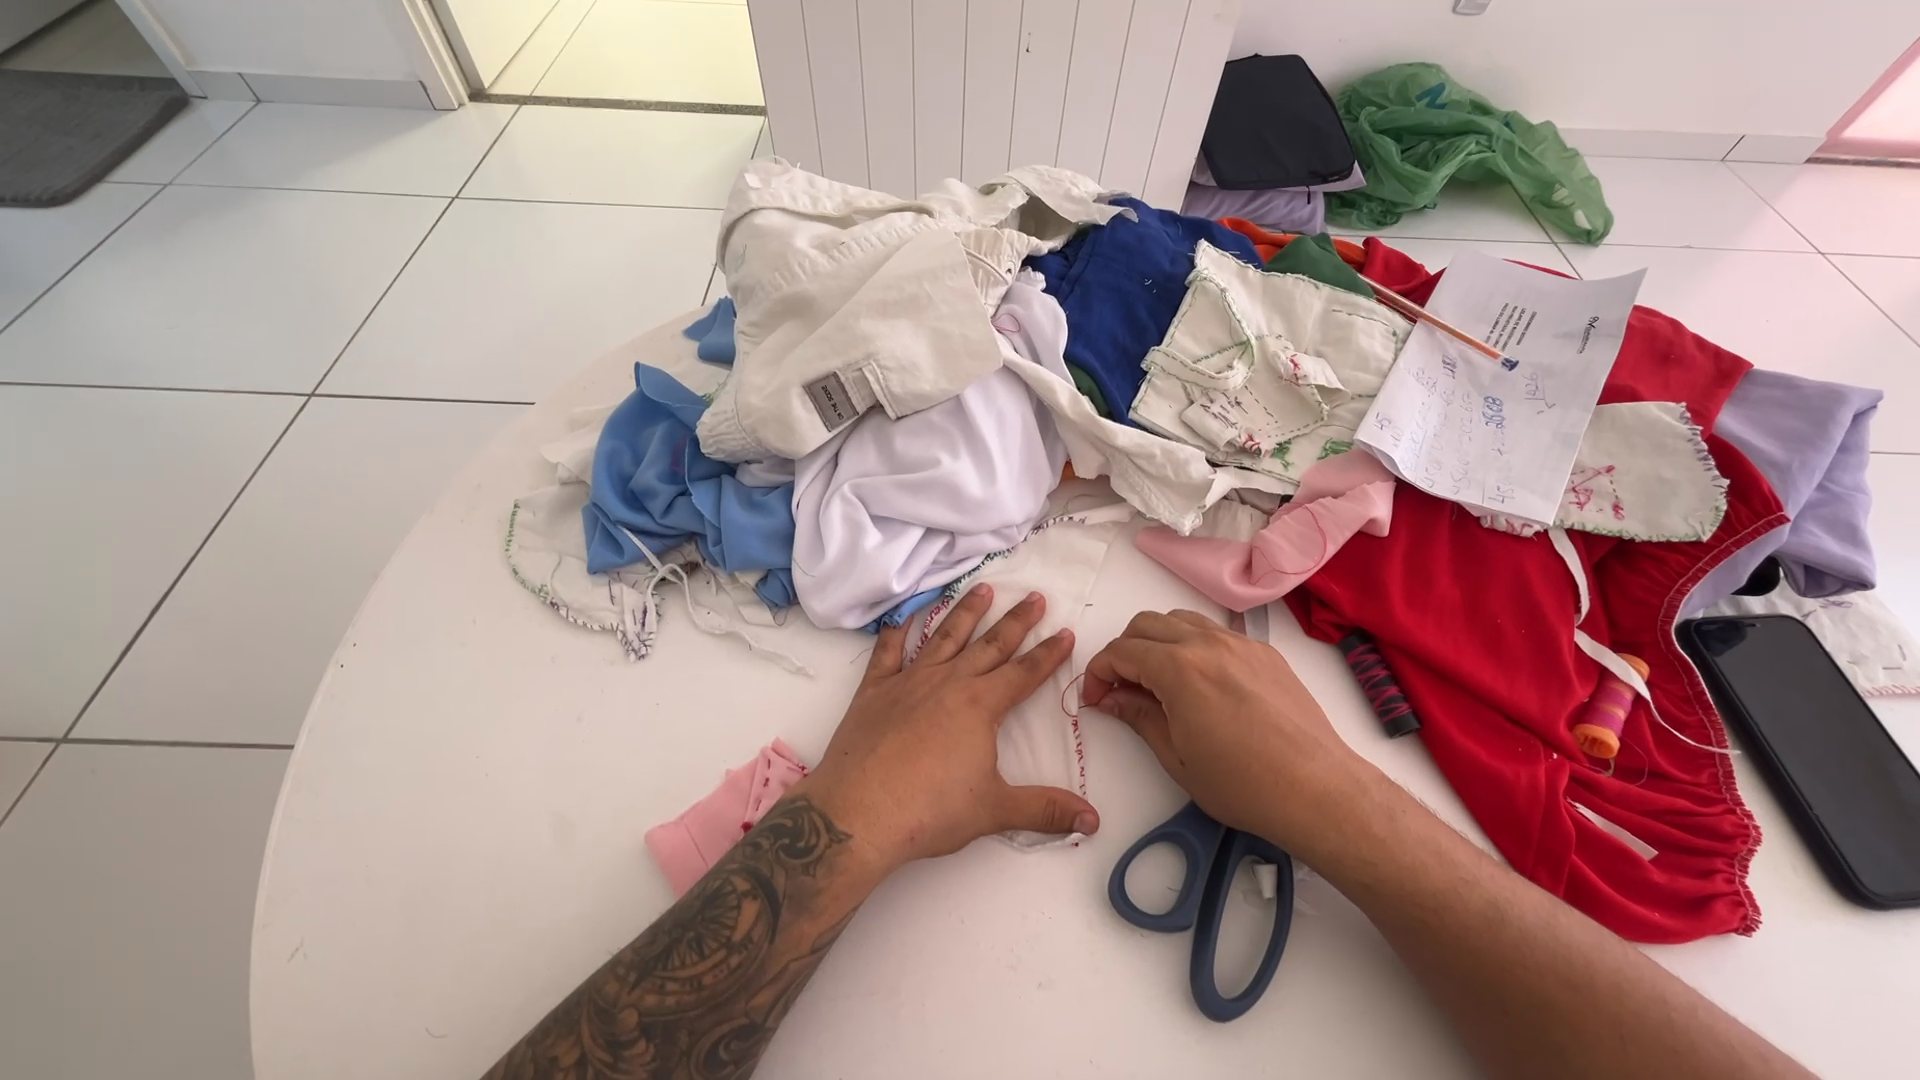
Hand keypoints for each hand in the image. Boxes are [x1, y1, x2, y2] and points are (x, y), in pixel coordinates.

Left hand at [801, 584, 1099, 873]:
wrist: (858, 813)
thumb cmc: (929, 811)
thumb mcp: (994, 810)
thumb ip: (1045, 809)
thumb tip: (1093, 820)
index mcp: (980, 706)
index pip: (1024, 673)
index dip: (1048, 653)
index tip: (1065, 631)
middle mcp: (947, 683)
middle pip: (989, 644)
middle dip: (1015, 620)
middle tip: (1034, 596)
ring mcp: (908, 682)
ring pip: (944, 636)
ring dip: (965, 612)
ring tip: (982, 588)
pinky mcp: (874, 690)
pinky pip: (888, 651)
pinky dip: (897, 631)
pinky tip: (903, 617)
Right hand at [1081, 610, 1373, 853]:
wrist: (1316, 789)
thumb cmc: (1242, 783)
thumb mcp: (1175, 756)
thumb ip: (1138, 716)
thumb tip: (1110, 698)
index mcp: (1179, 668)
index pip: (1121, 651)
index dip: (1098, 672)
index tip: (1095, 698)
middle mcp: (1208, 643)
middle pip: (1147, 624)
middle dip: (1124, 650)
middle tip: (1121, 687)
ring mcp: (1240, 644)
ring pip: (1182, 620)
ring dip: (1158, 641)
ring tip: (1157, 680)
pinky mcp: (1265, 653)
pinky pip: (1216, 633)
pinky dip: (1193, 645)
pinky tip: (1199, 682)